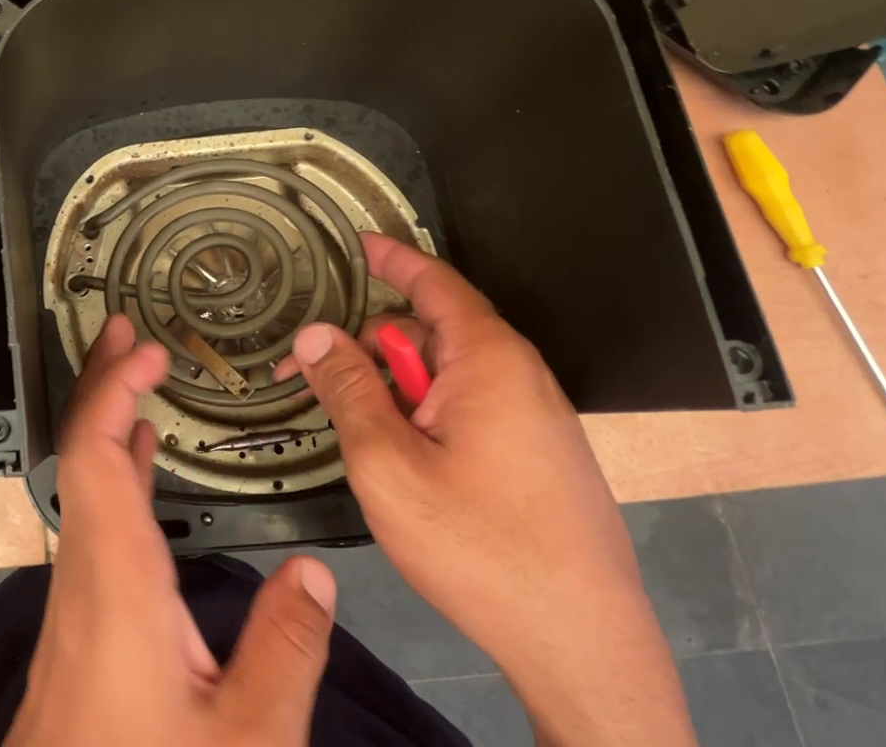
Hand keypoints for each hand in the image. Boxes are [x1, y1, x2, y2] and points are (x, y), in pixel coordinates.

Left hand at [6, 315, 339, 746]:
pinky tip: (140, 462)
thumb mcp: (247, 735)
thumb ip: (285, 650)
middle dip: (103, 383)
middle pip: (80, 451)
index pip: (96, 454)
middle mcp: (84, 571)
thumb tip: (316, 576)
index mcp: (117, 581)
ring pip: (84, 481)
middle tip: (128, 334)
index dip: (114, 390)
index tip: (142, 349)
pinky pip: (93, 516)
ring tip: (139, 379)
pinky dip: (116, 471)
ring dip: (109, 421)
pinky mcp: (81, 612)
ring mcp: (76, 590)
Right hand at [287, 232, 694, 746]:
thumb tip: (316, 334)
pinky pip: (467, 407)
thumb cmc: (479, 546)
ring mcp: (532, 417)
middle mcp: (519, 376)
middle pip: (429, 333)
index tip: (355, 243)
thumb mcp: (388, 464)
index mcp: (489, 361)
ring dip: (390, 387)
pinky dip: (420, 412)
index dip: (391, 258)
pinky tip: (397, 457)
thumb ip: (348, 389)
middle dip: (366, 346)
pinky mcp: (535, 454)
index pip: (435, 282)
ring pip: (444, 376)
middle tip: (306, 376)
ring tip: (350, 429)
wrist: (579, 641)